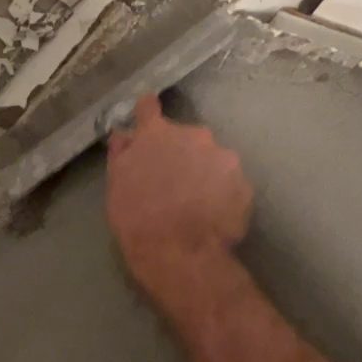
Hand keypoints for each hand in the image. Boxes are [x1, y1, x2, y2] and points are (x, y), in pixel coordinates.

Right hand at [105, 94, 251, 278]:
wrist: (179, 253)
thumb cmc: (136, 216)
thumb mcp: (116, 183)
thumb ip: (122, 153)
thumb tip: (125, 135)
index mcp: (157, 134)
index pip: (149, 108)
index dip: (147, 111)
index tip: (147, 113)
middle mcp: (195, 136)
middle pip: (185, 136)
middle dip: (179, 151)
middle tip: (170, 179)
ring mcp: (224, 159)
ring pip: (210, 158)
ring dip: (202, 171)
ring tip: (192, 201)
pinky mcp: (245, 184)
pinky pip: (228, 182)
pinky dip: (220, 191)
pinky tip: (209, 213)